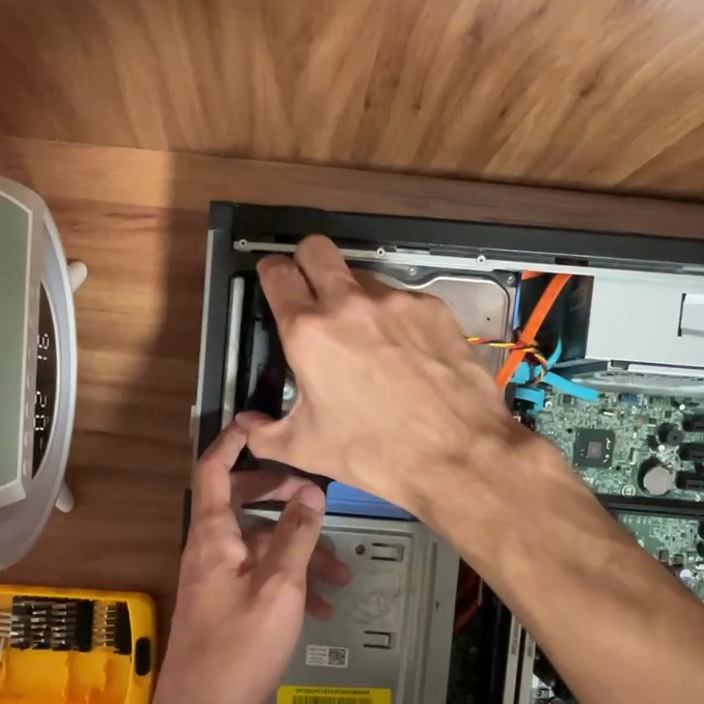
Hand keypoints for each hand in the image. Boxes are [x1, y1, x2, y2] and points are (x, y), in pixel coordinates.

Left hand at [150, 415, 349, 703]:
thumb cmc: (239, 648)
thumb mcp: (280, 587)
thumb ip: (298, 535)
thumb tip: (312, 489)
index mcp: (212, 535)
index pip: (214, 469)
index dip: (234, 440)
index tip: (263, 423)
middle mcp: (208, 549)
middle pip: (242, 502)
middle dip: (283, 497)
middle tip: (317, 497)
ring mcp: (214, 579)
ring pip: (259, 545)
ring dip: (299, 551)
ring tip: (341, 576)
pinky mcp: (224, 606)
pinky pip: (258, 577)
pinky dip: (288, 582)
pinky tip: (321, 608)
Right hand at [248, 236, 527, 516]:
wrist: (456, 454)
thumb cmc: (374, 454)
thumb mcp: (307, 449)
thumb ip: (265, 434)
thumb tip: (247, 426)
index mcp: (308, 332)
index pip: (277, 274)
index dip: (270, 272)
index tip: (273, 280)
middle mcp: (349, 304)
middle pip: (316, 249)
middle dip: (306, 261)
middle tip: (309, 291)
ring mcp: (396, 301)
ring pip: (361, 275)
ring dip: (352, 295)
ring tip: (363, 336)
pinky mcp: (432, 309)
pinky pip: (402, 299)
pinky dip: (394, 317)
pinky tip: (403, 352)